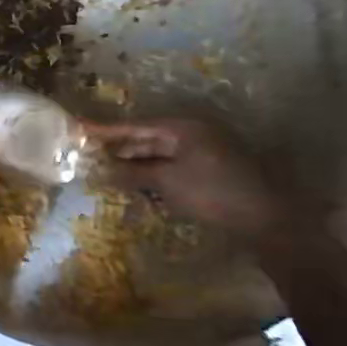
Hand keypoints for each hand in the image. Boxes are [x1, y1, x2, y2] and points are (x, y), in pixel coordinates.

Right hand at [83, 118, 297, 242]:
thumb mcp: (166, 181)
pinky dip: (153, 173)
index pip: (135, 125)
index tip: (79, 128)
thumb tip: (101, 171)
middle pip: (148, 138)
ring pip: (160, 154)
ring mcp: (206, 152)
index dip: (105, 129)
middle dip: (119, 149)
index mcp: (184, 127)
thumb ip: (132, 173)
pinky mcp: (211, 171)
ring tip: (106, 171)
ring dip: (135, 163)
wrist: (267, 220)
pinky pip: (173, 166)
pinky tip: (136, 184)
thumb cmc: (212, 192)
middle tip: (90, 154)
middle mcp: (194, 133)